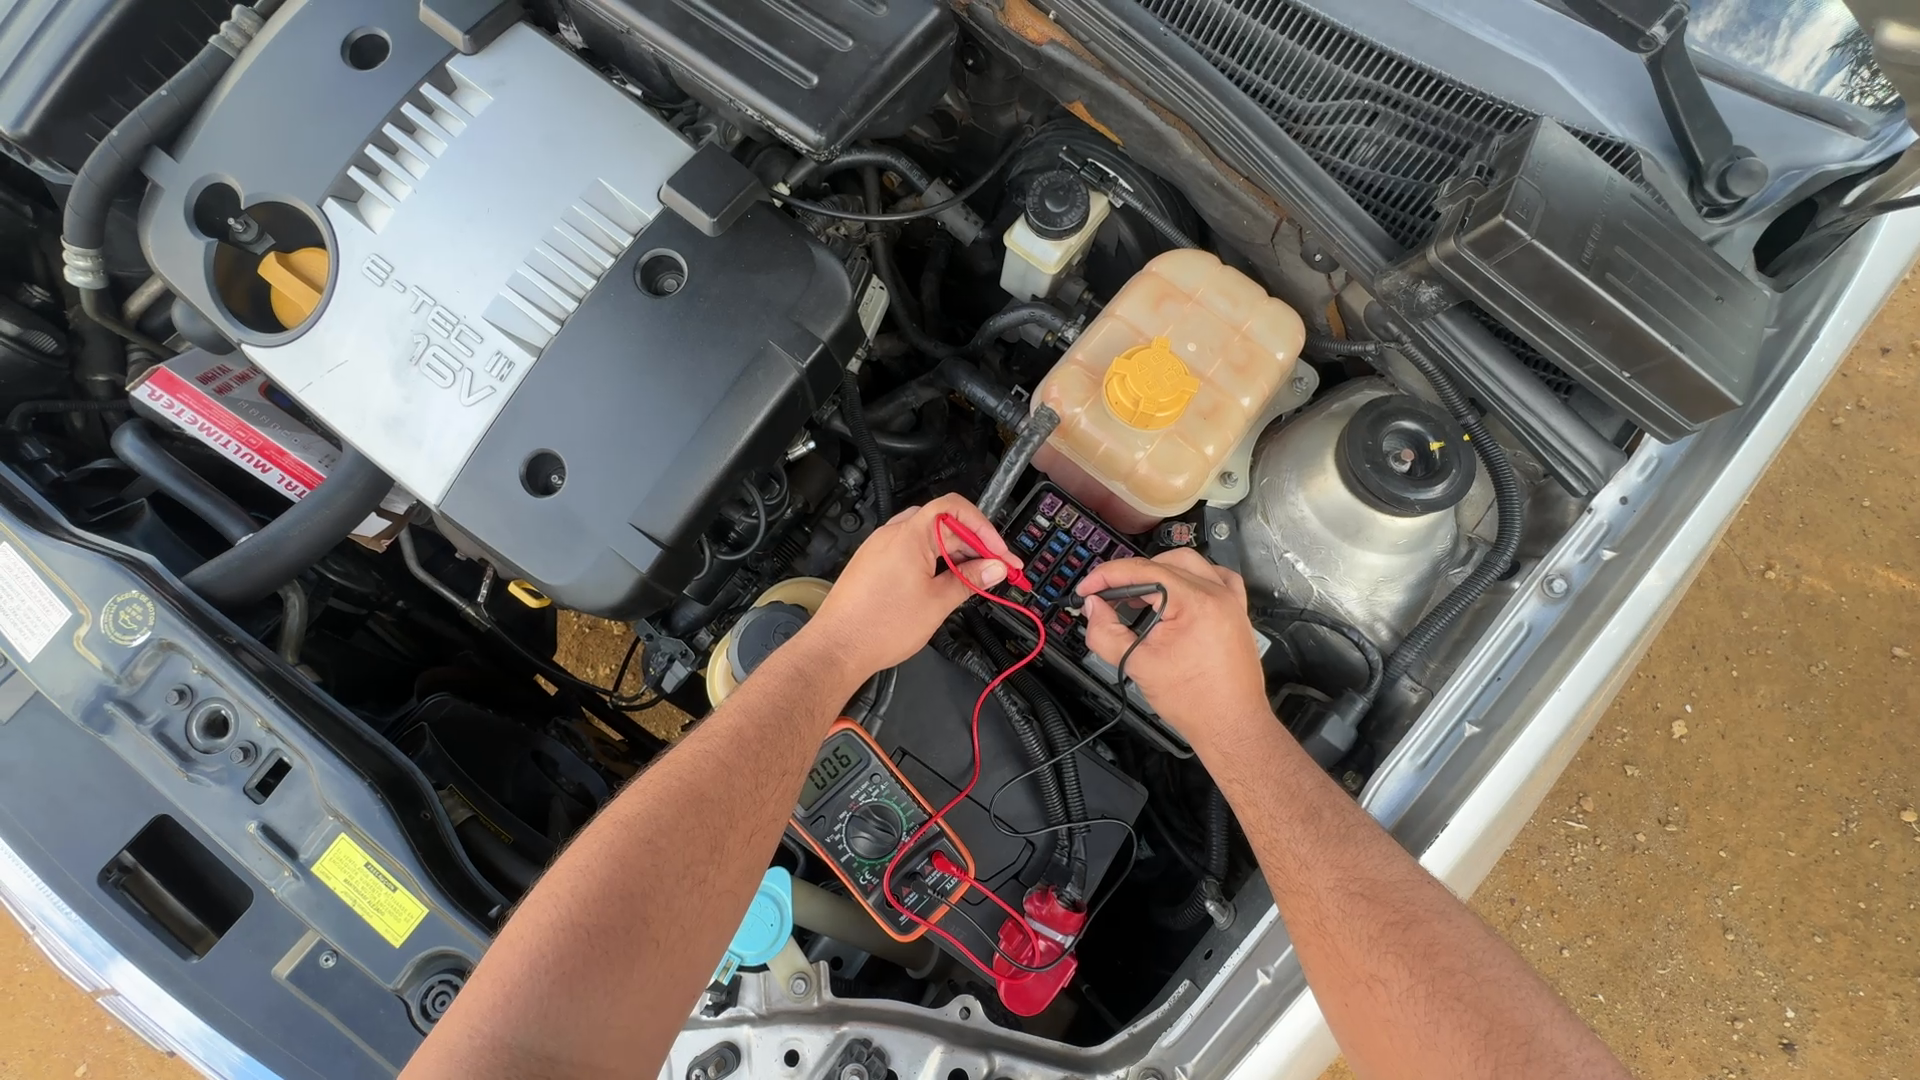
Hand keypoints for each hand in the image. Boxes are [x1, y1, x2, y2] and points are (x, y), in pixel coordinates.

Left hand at [802, 494, 1015, 677]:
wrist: (838, 648)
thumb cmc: (878, 627)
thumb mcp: (937, 603)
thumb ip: (970, 580)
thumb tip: (995, 568)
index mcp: (910, 535)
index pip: (955, 509)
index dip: (984, 528)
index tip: (999, 553)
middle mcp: (892, 534)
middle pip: (944, 523)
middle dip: (973, 543)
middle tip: (994, 568)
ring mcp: (880, 547)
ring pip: (927, 537)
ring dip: (953, 552)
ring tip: (971, 578)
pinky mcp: (873, 563)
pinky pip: (910, 550)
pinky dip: (932, 560)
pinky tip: (943, 582)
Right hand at [1077, 550, 1267, 751]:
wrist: (1231, 725)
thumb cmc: (1195, 701)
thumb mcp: (1137, 665)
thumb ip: (1106, 633)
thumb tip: (1093, 608)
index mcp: (1194, 603)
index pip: (1142, 572)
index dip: (1107, 576)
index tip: (1088, 588)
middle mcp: (1216, 594)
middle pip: (1162, 563)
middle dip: (1129, 575)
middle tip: (1107, 595)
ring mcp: (1230, 601)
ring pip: (1189, 563)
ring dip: (1158, 572)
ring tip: (1137, 595)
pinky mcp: (1236, 611)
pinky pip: (1216, 577)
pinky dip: (1192, 577)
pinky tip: (1177, 592)